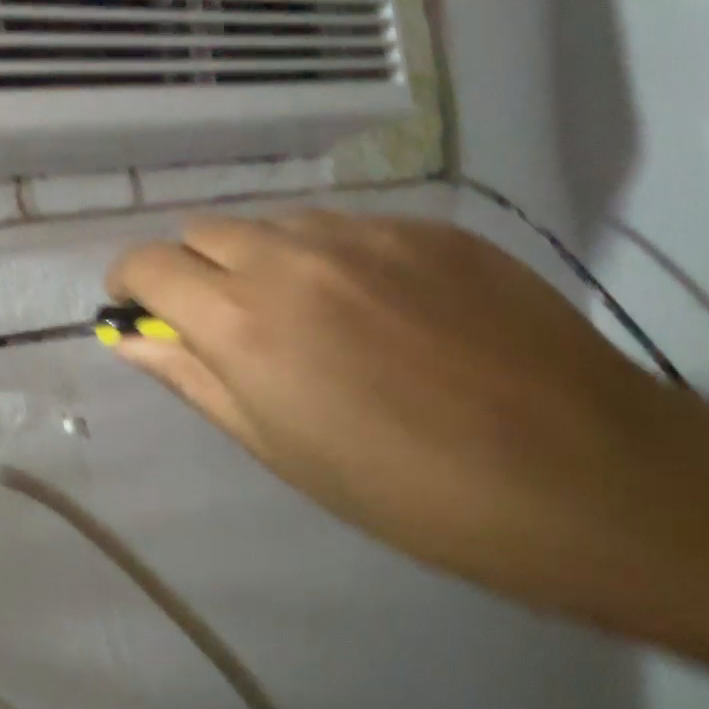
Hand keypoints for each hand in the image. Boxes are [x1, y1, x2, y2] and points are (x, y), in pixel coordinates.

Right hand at [107, 211, 708, 687]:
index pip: (148, 264)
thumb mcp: (272, 444)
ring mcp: (368, 234)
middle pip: (203, 230)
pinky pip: (348, 225)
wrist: (578, 475)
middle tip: (225, 320)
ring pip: (276, 223)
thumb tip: (131, 339)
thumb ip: (191, 377)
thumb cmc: (398, 485)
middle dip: (193, 268)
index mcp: (242, 321)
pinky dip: (332, 255)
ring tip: (307, 311)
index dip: (130, 284)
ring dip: (262, 257)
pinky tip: (379, 305)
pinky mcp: (431, 229)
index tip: (140, 311)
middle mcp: (293, 258)